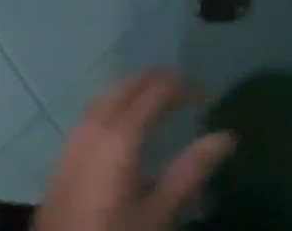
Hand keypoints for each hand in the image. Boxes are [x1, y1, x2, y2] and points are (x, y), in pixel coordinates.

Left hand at [34, 71, 234, 230]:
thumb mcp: (160, 213)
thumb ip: (190, 171)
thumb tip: (225, 138)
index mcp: (120, 135)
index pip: (155, 92)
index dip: (181, 85)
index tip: (205, 91)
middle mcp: (96, 124)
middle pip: (127, 84)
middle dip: (156, 79)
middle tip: (185, 86)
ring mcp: (77, 134)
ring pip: (108, 93)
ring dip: (134, 87)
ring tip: (160, 96)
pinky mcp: (67, 149)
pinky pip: (95, 108)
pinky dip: (116, 101)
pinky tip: (126, 119)